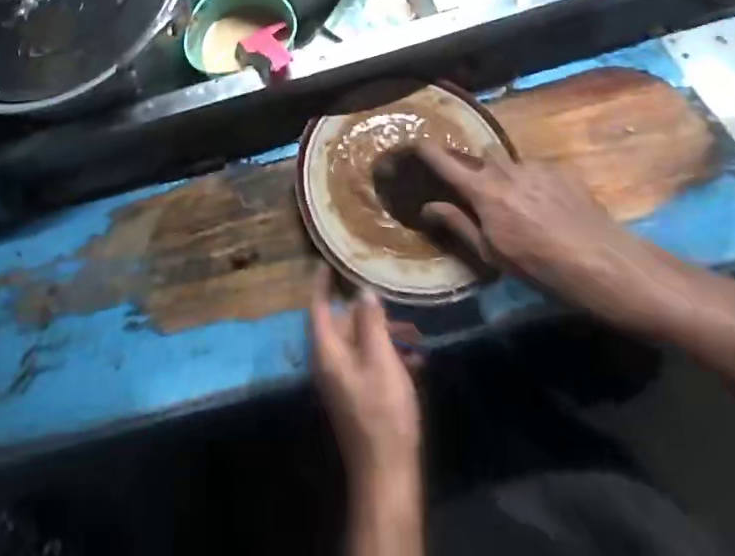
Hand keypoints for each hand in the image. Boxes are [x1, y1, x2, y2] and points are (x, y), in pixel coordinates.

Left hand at [308, 265, 420, 483]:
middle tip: (398, 308)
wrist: (387, 471)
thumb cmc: (383, 411)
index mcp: (326, 350)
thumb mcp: (381, 360)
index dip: (321, 284)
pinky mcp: (356, 394)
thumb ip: (371, 323)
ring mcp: (341, 380)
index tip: (327, 262)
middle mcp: (327, 362)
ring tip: (416, 337)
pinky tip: (416, 362)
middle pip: (341, 323)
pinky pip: (367, 363)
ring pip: (359, 343)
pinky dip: (387, 357)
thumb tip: (362, 292)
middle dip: (368, 314)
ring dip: (384, 336)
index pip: (317, 307)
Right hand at [414, 144, 669, 323]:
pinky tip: (546, 206)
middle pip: (481, 153)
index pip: (445, 161)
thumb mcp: (492, 254)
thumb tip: (427, 206)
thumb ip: (457, 224)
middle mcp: (506, 171)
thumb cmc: (541, 267)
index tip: (415, 143)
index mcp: (483, 191)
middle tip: (480, 189)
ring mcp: (536, 167)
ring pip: (509, 160)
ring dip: (505, 174)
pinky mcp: (563, 171)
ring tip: (517, 201)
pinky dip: (532, 182)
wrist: (606, 264)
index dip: (426, 150)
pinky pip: (536, 169)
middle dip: (476, 165)